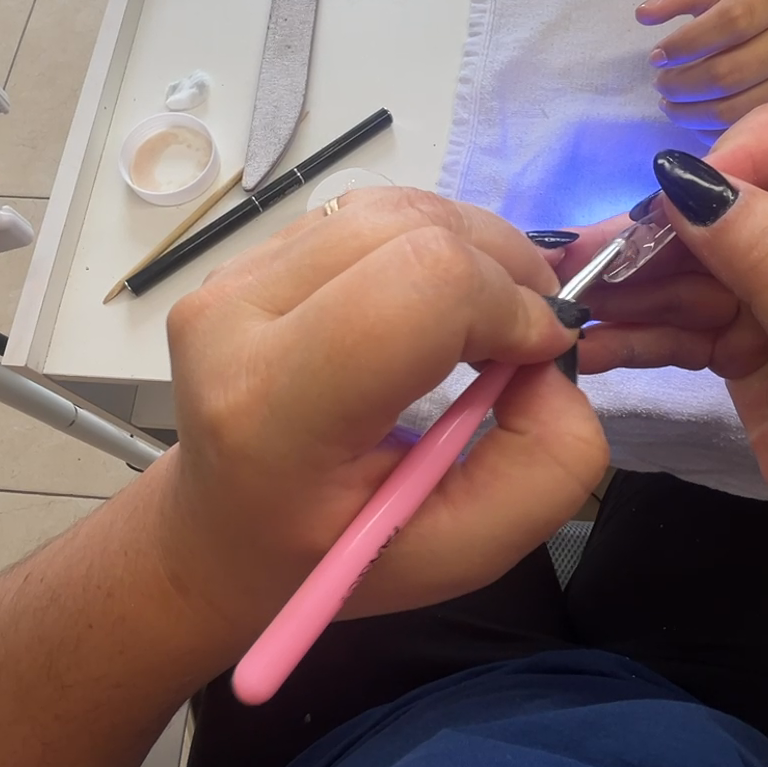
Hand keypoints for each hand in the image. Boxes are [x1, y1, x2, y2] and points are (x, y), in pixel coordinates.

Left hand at [158, 189, 606, 629]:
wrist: (213, 531)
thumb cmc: (324, 560)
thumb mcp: (456, 552)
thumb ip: (544, 468)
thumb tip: (554, 357)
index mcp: (274, 409)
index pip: (421, 288)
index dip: (508, 304)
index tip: (539, 352)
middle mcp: (233, 319)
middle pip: (412, 229)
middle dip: (502, 266)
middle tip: (527, 327)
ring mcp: (228, 279)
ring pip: (391, 207)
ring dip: (468, 245)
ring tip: (486, 308)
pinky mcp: (239, 260)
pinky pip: (360, 214)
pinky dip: (423, 240)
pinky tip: (427, 295)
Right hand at [553, 102, 767, 593]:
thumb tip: (690, 180)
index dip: (728, 166)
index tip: (669, 221)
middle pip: (723, 208)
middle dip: (653, 236)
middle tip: (583, 272)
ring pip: (690, 267)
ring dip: (631, 288)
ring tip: (574, 311)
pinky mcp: (743, 346)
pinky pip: (679, 324)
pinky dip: (635, 334)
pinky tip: (593, 349)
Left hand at [637, 0, 767, 129]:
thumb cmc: (750, 11)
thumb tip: (644, 13)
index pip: (730, 22)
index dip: (686, 44)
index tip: (657, 56)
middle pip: (727, 74)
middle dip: (681, 85)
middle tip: (660, 84)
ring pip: (732, 110)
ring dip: (688, 113)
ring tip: (669, 102)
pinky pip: (739, 131)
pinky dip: (705, 130)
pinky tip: (692, 117)